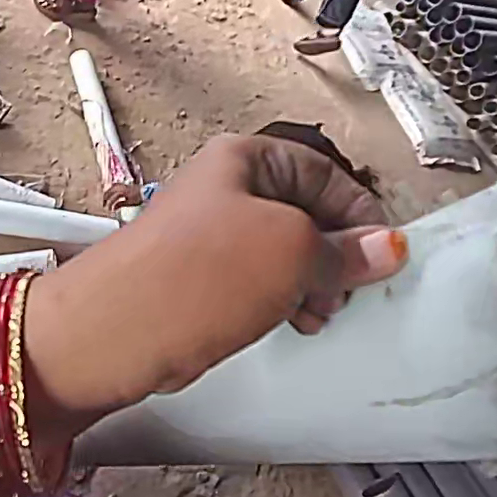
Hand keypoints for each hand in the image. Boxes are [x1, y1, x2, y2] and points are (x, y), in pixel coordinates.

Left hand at [22, 134, 407, 438]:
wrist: (111, 335)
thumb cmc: (190, 278)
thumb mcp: (288, 252)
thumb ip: (344, 251)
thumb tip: (386, 248)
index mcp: (246, 160)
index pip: (326, 174)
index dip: (360, 213)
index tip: (384, 251)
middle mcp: (230, 191)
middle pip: (309, 213)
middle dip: (337, 252)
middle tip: (349, 285)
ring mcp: (217, 236)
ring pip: (289, 250)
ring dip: (315, 280)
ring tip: (319, 310)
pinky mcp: (208, 278)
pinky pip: (265, 279)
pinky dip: (288, 297)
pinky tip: (295, 319)